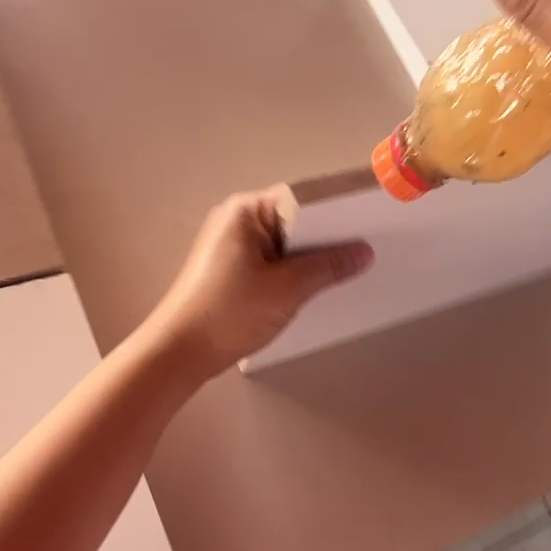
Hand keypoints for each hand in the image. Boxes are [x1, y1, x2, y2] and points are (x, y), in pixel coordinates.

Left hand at [145, 188, 373, 375]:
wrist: (180, 353)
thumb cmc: (229, 313)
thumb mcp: (287, 289)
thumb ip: (329, 267)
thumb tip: (364, 252)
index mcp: (246, 211)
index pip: (301, 197)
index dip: (337, 208)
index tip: (370, 220)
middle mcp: (237, 219)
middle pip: (295, 219)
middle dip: (328, 235)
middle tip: (369, 245)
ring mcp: (233, 245)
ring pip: (287, 243)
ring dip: (312, 257)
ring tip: (350, 267)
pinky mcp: (233, 269)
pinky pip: (275, 260)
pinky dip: (295, 271)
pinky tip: (318, 285)